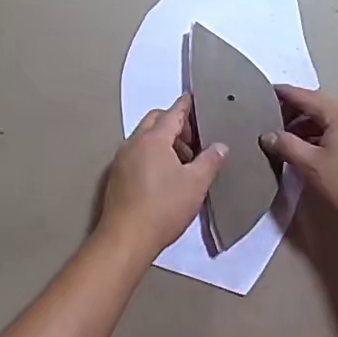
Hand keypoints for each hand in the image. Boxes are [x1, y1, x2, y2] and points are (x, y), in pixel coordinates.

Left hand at [96, 94, 227, 255]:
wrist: (126, 237)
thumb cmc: (163, 207)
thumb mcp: (196, 183)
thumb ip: (210, 161)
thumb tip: (220, 146)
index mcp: (153, 140)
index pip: (172, 113)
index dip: (186, 105)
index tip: (194, 99)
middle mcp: (133, 144)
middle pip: (155, 122)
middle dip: (176, 125)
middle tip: (195, 140)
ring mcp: (122, 160)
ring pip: (145, 139)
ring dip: (164, 142)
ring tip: (184, 162)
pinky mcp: (117, 177)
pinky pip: (137, 155)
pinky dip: (152, 156)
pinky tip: (166, 177)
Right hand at [260, 86, 337, 236]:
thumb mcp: (312, 167)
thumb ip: (286, 146)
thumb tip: (267, 135)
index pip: (305, 96)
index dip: (283, 94)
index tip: (264, 92)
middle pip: (321, 105)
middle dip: (296, 111)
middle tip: (273, 122)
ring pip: (334, 117)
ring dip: (311, 124)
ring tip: (292, 139)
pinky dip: (327, 132)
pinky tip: (317, 149)